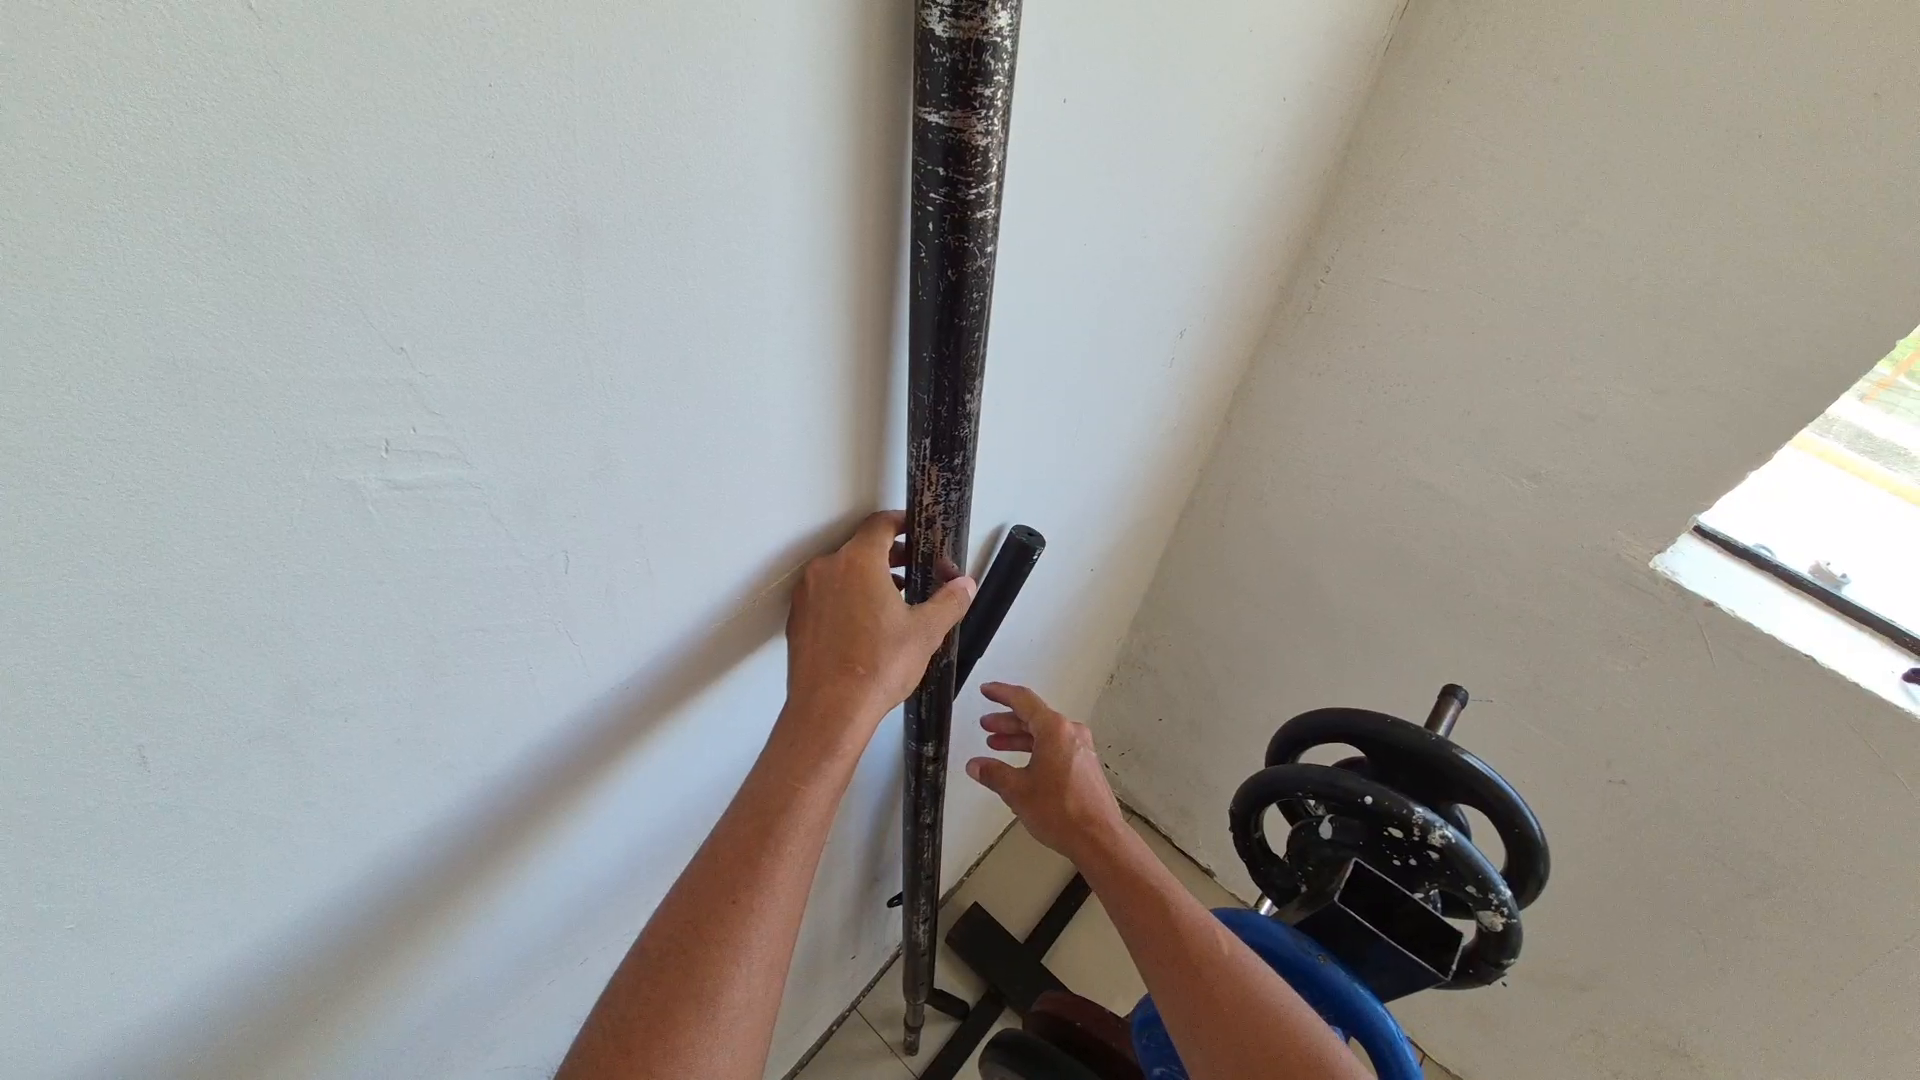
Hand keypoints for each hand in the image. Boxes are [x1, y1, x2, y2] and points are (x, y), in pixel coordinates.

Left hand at [784, 511, 975, 737]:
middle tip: (912, 569)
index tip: (913, 529)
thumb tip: (964, 587)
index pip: (880, 524)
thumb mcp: (926, 632)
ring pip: (841, 571)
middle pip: (860, 547)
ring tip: (893, 600)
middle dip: (889, 555)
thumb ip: (949, 602)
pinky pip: (825, 595)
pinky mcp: (798, 618)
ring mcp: (808, 594)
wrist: (830, 710)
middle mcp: (828, 570)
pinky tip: (865, 624)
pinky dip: (846, 598)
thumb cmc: (874, 669)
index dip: (901, 523)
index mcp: (859, 562)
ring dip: (867, 577)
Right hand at [965, 683, 1127, 863]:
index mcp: (1054, 729)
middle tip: (986, 725)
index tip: (986, 691)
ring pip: (1044, 734)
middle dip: (1007, 721)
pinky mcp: (1085, 765)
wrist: (1099, 839)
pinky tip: (1020, 765)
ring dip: (1019, 737)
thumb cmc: (1061, 811)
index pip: (1023, 700)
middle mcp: (1070, 733)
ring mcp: (1081, 749)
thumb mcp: (1017, 791)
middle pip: (1034, 717)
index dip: (1001, 693)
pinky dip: (1035, 750)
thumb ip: (993, 774)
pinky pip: (1055, 747)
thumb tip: (975, 765)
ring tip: (996, 744)